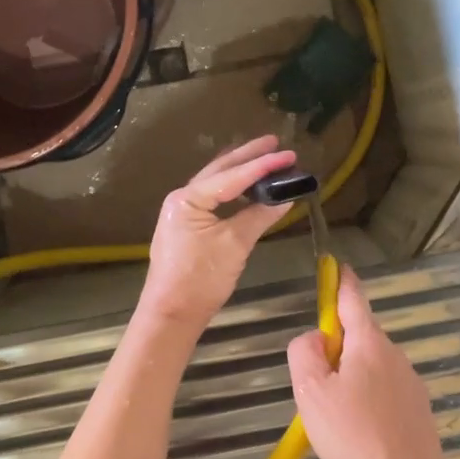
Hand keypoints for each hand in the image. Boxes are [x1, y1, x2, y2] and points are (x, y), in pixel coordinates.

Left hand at [140, 135, 294, 329]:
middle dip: (248, 156)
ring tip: (265, 158)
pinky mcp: (186, 225)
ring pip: (216, 183)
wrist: (171, 315)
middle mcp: (182, 197)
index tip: (289, 154)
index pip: (233, 175)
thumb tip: (286, 197)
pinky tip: (248, 188)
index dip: (263, 165)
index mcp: (189, 198)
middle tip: (275, 143)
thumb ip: (260, 216)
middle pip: (221, 170)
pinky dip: (233, 189)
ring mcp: (182, 211)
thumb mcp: (235, 245)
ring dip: (241, 171)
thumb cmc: (201, 279)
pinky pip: (213, 198)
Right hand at [287, 269, 455, 458]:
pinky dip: (371, 401)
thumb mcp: (311, 391)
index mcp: (369, 342)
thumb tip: (314, 337)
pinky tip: (362, 433)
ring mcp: (412, 383)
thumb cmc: (354, 435)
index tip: (335, 265)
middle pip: (360, 336)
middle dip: (338, 349)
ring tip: (339, 418)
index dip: (340, 280)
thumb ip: (304, 352)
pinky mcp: (420, 411)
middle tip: (319, 385)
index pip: (353, 297)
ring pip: (373, 367)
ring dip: (354, 377)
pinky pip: (387, 392)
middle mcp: (395, 354)